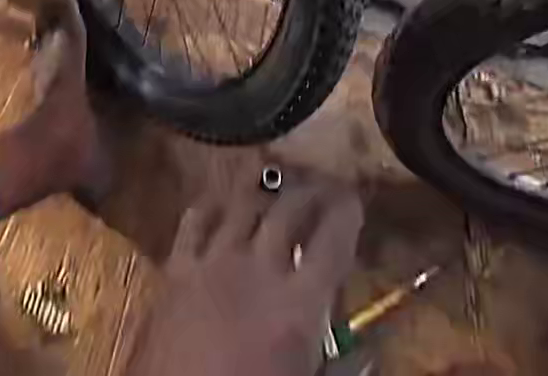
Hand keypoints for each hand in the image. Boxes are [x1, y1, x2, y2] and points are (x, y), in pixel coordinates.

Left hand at [122, 183, 363, 375]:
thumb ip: (341, 368)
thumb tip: (371, 353)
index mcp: (298, 306)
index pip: (332, 242)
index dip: (346, 213)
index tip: (352, 198)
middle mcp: (258, 269)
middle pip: (289, 210)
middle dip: (309, 193)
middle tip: (320, 189)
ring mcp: (214, 262)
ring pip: (244, 205)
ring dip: (264, 195)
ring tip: (275, 192)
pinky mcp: (176, 269)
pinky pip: (195, 221)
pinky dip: (211, 208)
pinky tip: (219, 207)